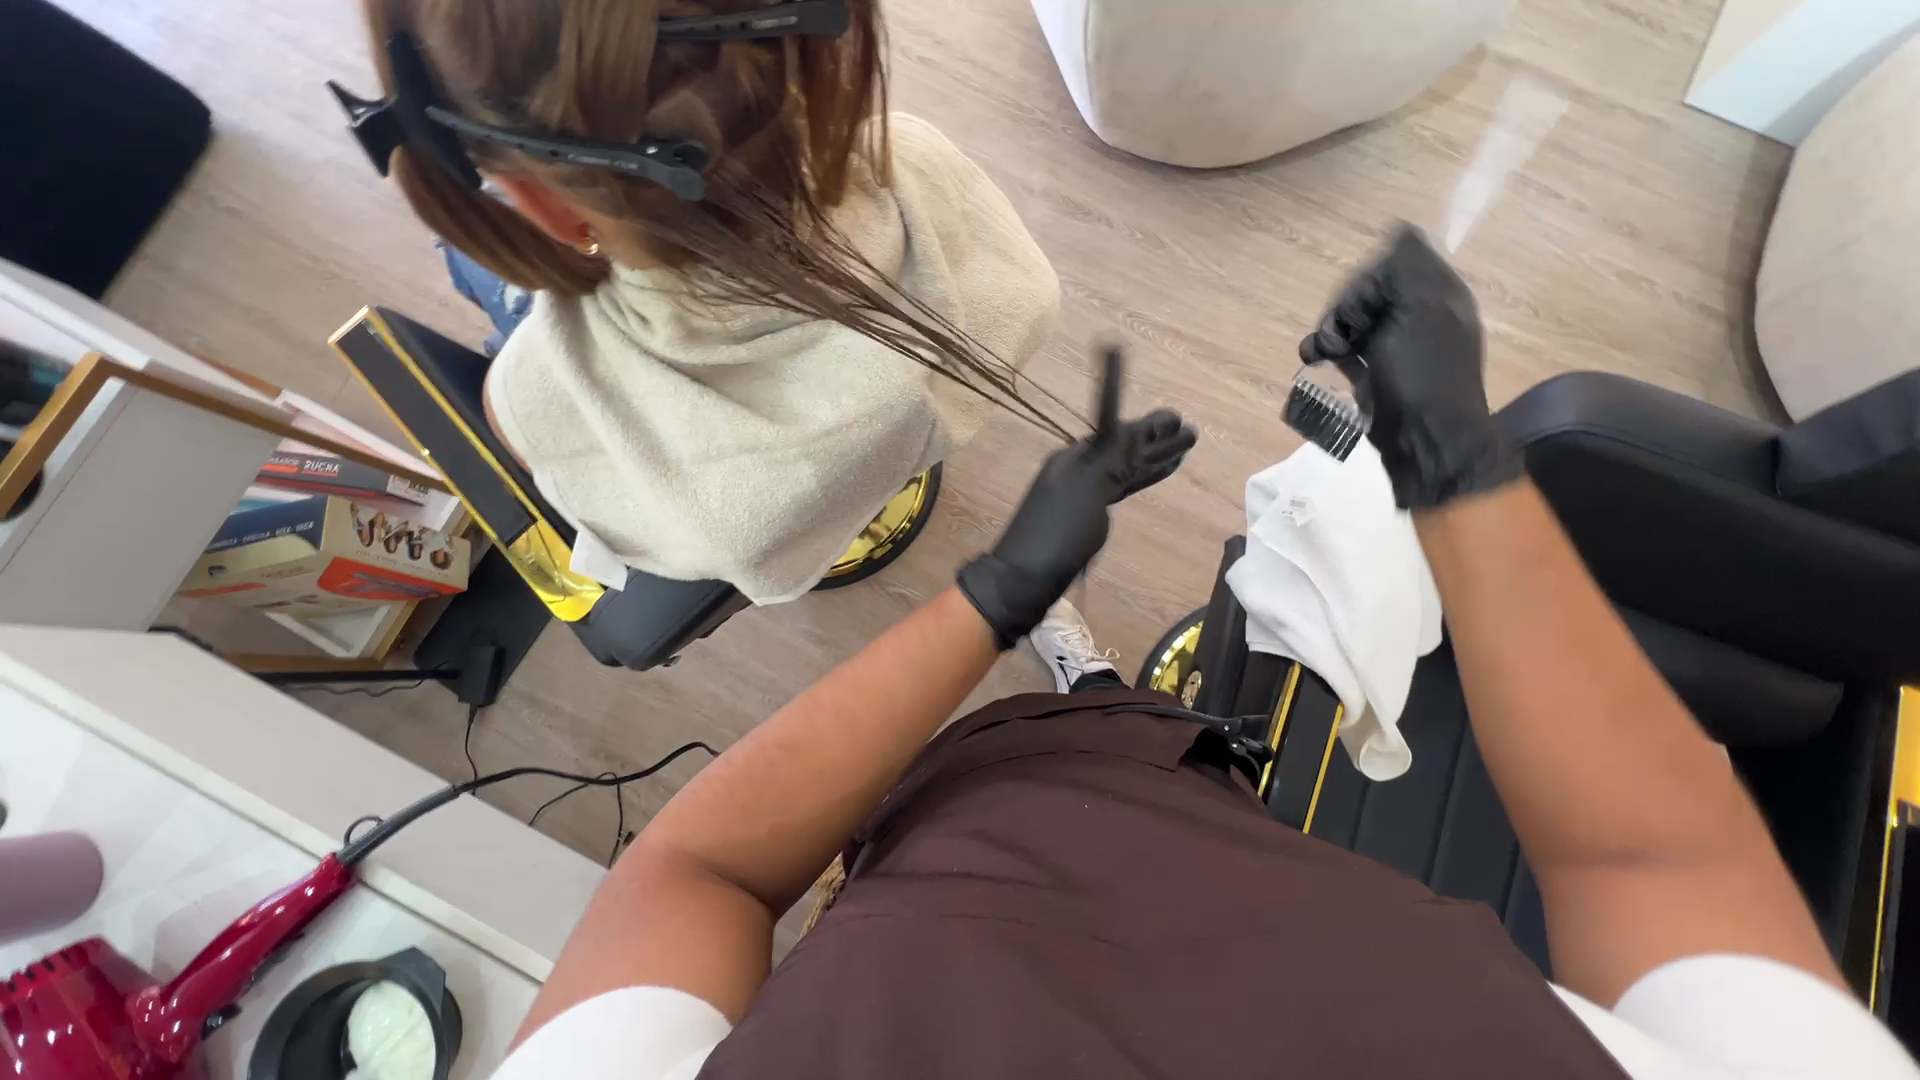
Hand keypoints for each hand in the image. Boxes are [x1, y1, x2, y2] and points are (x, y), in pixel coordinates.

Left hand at [958, 410, 1196, 648]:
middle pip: (1121, 452)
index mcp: (1072, 458)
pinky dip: (1137, 483)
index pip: (1117, 434)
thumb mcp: (1088, 489)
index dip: (1148, 428)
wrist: (1025, 579)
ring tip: (1182, 455)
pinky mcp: (1083, 520)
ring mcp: (1079, 496)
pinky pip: (1116, 492)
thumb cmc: (1058, 532)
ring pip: (1122, 472)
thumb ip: (1114, 459)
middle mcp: (1075, 471)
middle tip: (1191, 434)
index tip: (1177, 419)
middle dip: (1155, 443)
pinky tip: (1153, 479)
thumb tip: (1135, 427)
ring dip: (1151, 463)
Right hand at [1299, 224, 1522, 508]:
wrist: (1423, 441)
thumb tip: (1399, 229)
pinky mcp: (1370, 371)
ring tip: (1324, 352)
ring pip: (1347, 319)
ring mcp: (1391, 345)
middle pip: (1364, 290)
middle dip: (1344, 308)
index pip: (1390, 262)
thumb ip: (1410, 267)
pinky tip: (1313, 359)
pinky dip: (1322, 350)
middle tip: (1346, 334)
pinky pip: (1340, 348)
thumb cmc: (1423, 375)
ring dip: (1329, 330)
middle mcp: (1415, 314)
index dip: (1368, 282)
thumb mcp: (1425, 309)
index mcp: (1436, 294)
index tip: (1366, 308)